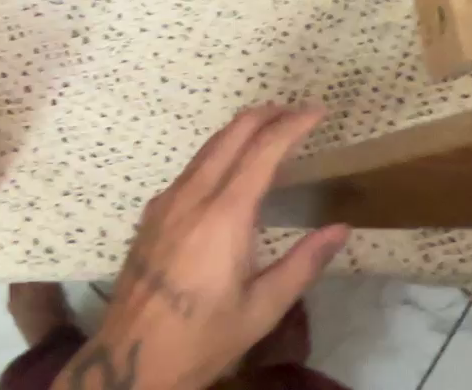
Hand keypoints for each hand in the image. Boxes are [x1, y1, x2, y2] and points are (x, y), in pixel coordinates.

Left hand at [53, 106, 350, 389]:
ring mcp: (168, 199)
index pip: (263, 150)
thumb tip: (340, 228)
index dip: (292, 124)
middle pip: (232, 133)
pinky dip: (220, 151)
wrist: (131, 359)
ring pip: (209, 145)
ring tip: (271, 130)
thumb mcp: (261, 310)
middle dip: (267, 114)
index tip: (317, 111)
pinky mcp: (154, 210)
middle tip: (297, 112)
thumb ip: (303, 264)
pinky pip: (193, 166)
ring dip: (242, 130)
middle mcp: (193, 195)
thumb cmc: (202, 338)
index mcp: (224, 215)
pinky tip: (232, 168)